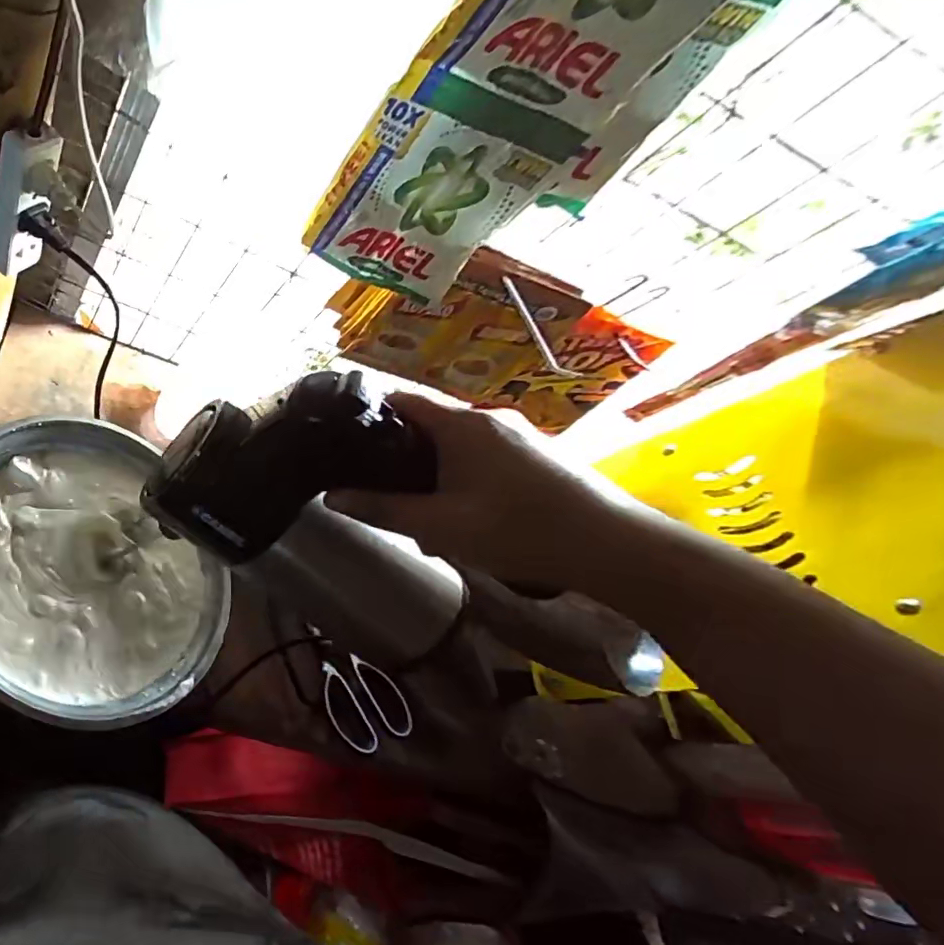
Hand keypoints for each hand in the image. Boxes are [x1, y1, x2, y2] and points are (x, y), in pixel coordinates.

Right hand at [325, 393, 666, 594]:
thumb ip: (383, 510)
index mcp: (461, 425)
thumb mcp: (439, 526)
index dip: (367, 409)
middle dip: (398, 454)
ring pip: (454, 446)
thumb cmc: (517, 529)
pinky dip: (458, 478)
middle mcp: (488, 420)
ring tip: (419, 513)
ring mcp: (516, 436)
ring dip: (430, 473)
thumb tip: (332, 498)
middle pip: (427, 424)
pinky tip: (461, 518)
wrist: (611, 546)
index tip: (340, 432)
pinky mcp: (534, 457)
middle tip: (376, 488)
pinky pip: (481, 458)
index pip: (401, 398)